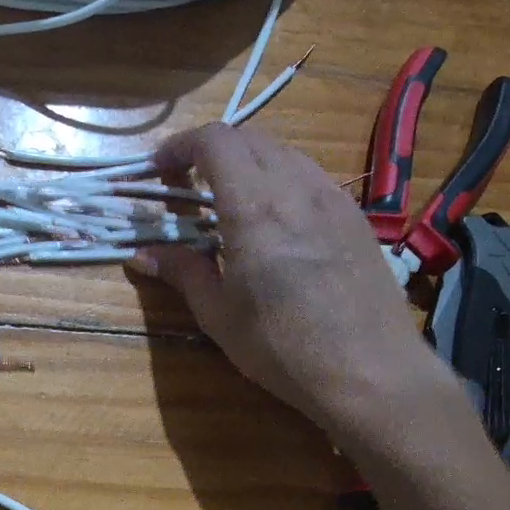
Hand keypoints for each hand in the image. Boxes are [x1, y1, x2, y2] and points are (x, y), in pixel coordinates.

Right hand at [129, 123, 442, 437]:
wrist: (368, 369)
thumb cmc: (281, 346)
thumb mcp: (218, 314)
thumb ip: (182, 272)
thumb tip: (141, 255)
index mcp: (254, 206)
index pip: (215, 141)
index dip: (180, 145)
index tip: (157, 170)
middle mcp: (296, 187)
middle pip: (250, 139)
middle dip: (211, 152)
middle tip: (185, 187)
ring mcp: (333, 198)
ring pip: (284, 154)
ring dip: (247, 164)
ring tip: (226, 204)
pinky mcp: (355, 217)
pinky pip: (310, 178)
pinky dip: (279, 182)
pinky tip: (272, 224)